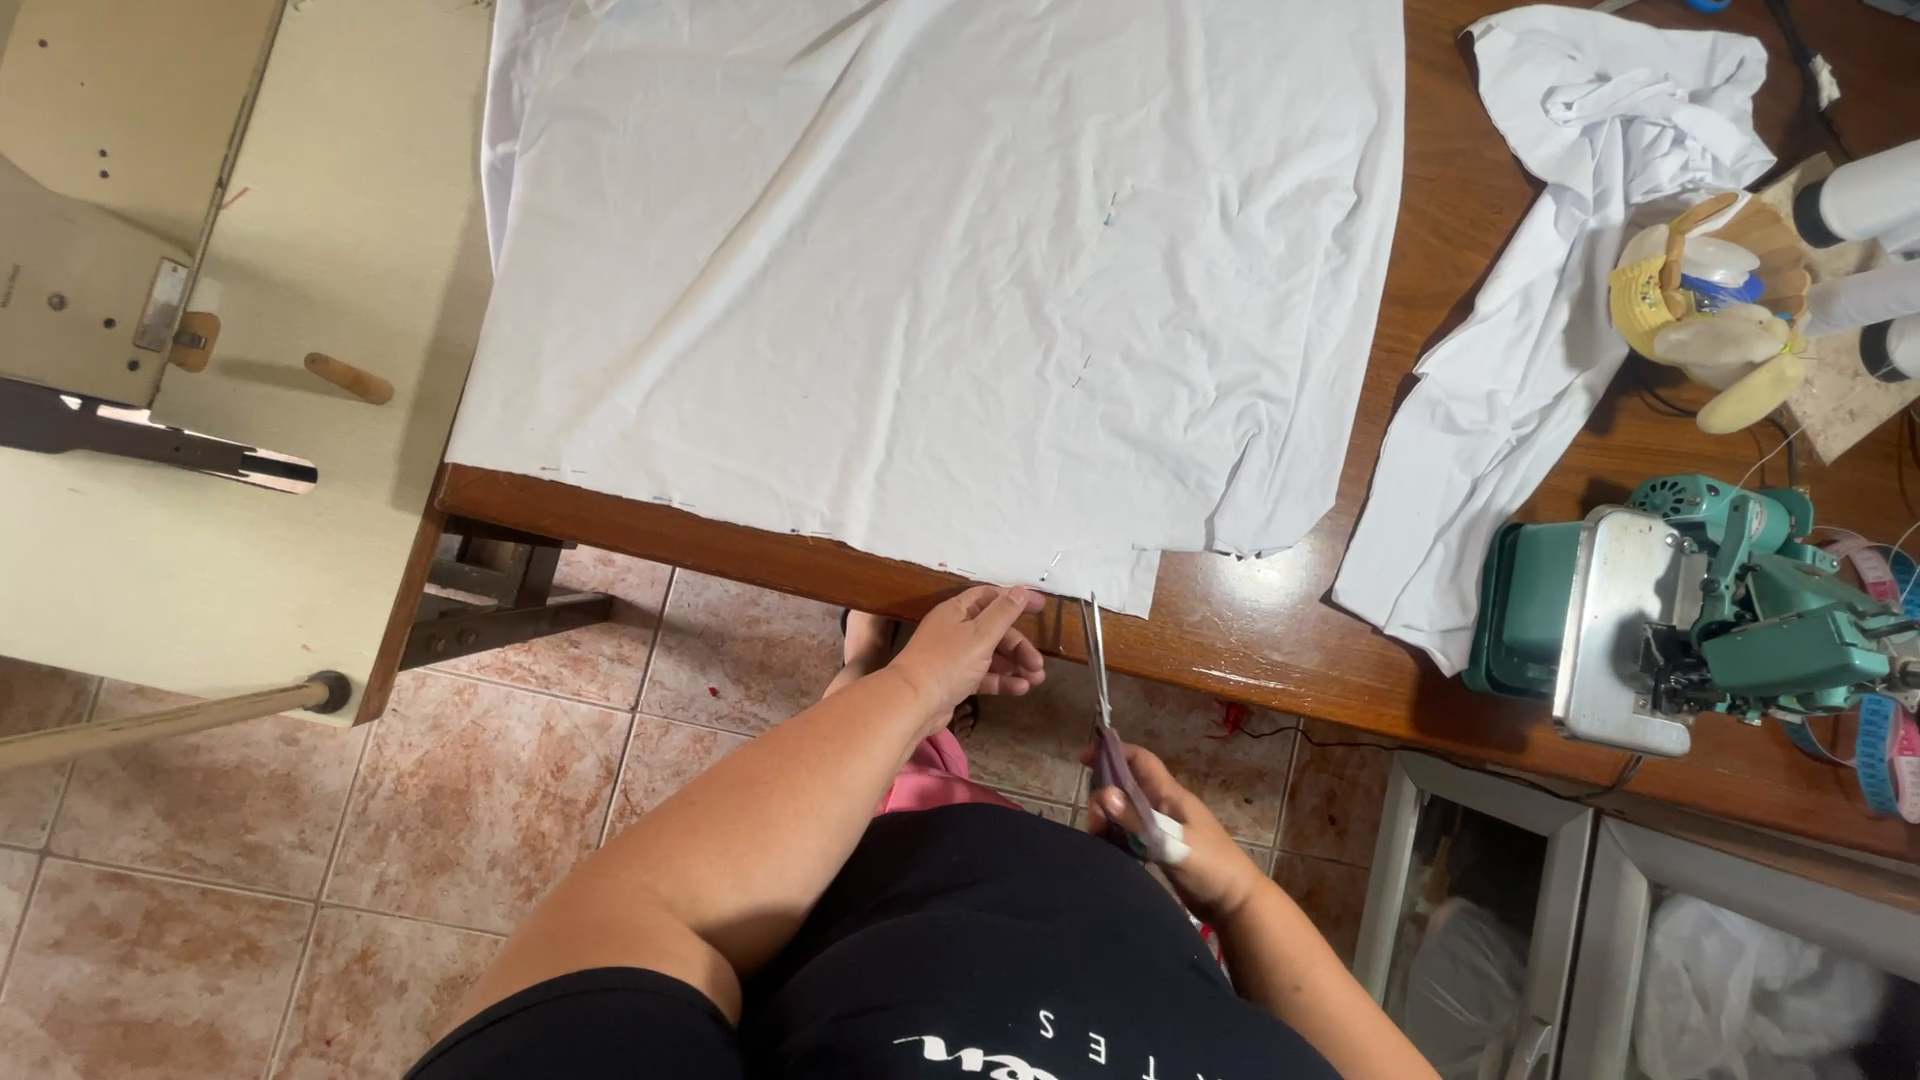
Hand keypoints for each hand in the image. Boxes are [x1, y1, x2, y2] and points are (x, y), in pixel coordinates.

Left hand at [890, 585, 1046, 715]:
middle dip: (1019, 646)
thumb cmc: (947, 662)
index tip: (1041, 608)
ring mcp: (954, 657)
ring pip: (991, 655)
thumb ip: (1003, 613)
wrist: (912, 703)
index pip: (991, 597)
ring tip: (1036, 679)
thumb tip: (1020, 590)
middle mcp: (955, 630)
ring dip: (1014, 665)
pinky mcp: (955, 681)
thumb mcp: (980, 634)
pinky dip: (1001, 680)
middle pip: (994, 630)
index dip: (1016, 600)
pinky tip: (1020, 689)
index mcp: (957, 611)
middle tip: (1038, 663)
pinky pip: (983, 676)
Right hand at [1082, 741, 1268, 923]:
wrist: (1237, 904)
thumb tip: (1103, 794)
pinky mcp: (1161, 848)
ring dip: (1108, 819)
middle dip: (1104, 795)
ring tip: (1099, 839)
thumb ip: (1138, 820)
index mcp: (1170, 795)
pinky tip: (1109, 851)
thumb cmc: (1211, 867)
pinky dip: (1117, 838)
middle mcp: (1164, 806)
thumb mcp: (1172, 843)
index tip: (1084, 757)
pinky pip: (1130, 834)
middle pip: (1126, 786)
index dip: (1113, 752)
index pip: (1140, 760)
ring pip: (1126, 811)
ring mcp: (1163, 827)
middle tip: (1094, 821)